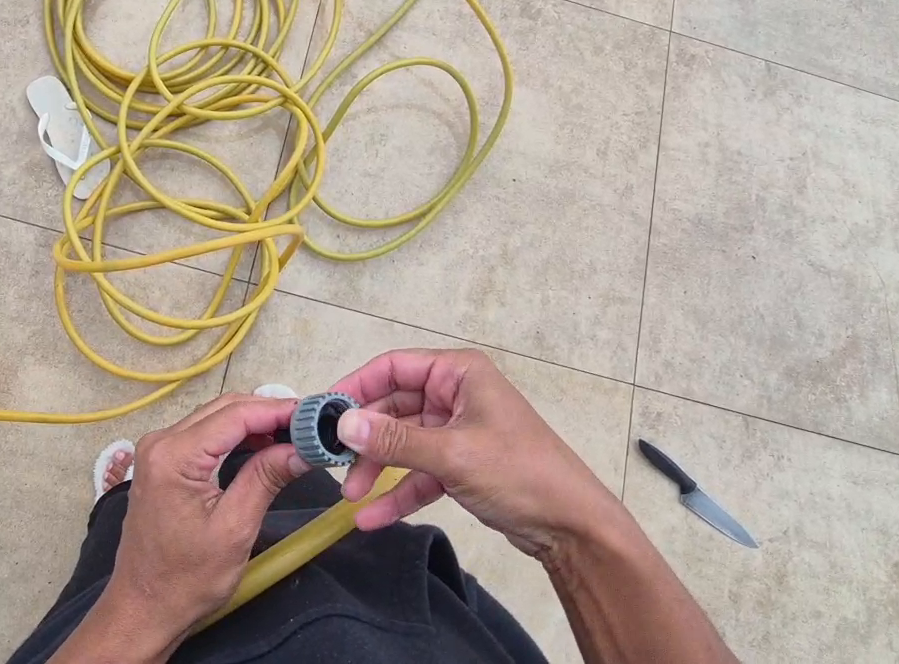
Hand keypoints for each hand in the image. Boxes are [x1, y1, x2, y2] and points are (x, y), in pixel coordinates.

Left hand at [98, 394, 309, 648]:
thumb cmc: (186, 580)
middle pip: (224, 408)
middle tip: (308, 424)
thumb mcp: (235, 529)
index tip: (313, 415)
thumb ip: (266, 479)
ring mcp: (159, 448)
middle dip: (268, 412)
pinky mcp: (163, 460)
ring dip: (254, 421)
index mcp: (174, 455)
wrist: (142, 610)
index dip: (277, 410)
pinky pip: (205, 433)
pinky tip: (263, 446)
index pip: (234, 415)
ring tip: (293, 434)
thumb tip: (303, 447)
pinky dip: (236, 435)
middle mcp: (161, 440)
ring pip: (216, 417)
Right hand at [331, 348, 620, 557]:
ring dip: (376, 467)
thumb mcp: (452, 454)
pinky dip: (398, 491)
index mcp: (458, 373)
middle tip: (331, 460)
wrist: (574, 529)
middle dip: (365, 436)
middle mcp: (455, 394)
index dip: (357, 385)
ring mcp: (457, 430)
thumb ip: (394, 439)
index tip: (324, 410)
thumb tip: (342, 423)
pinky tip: (372, 516)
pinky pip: (419, 472)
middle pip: (394, 407)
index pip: (394, 367)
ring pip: (403, 442)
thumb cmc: (519, 472)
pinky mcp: (461, 464)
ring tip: (349, 494)